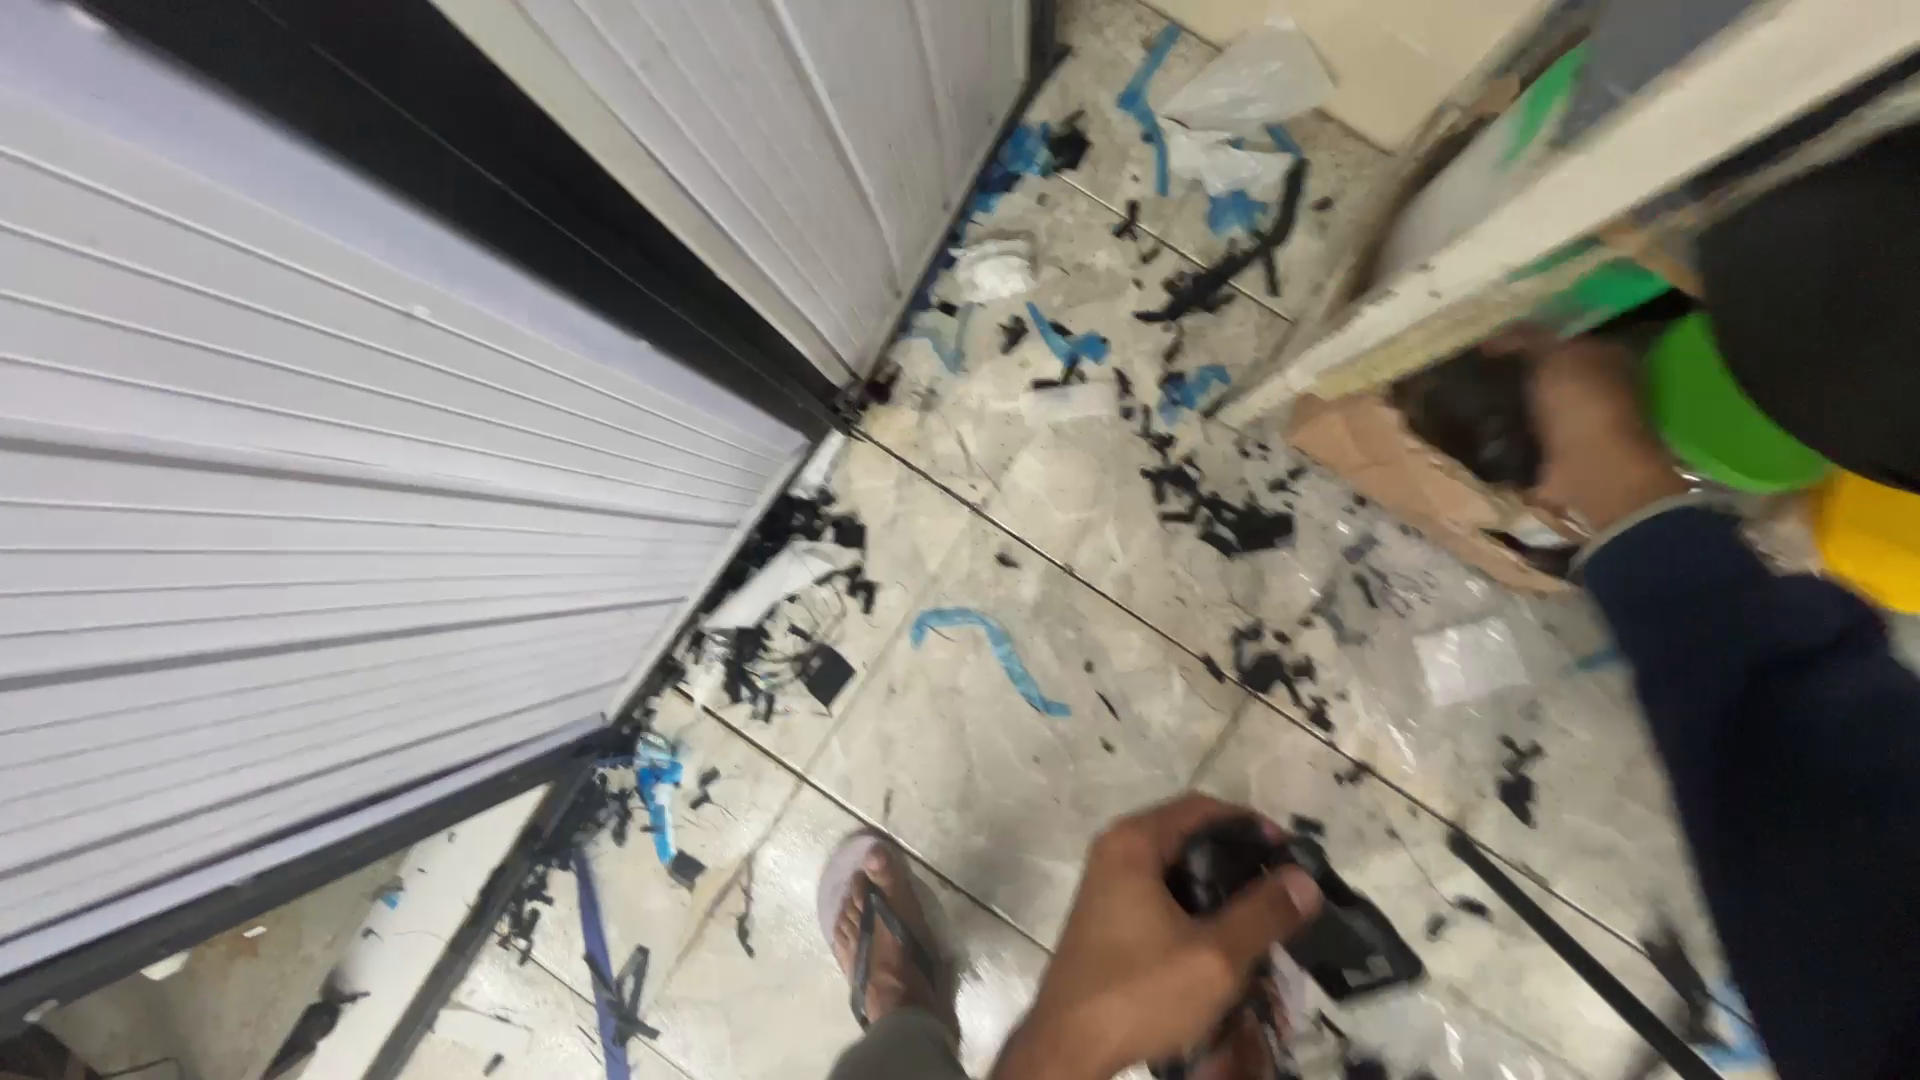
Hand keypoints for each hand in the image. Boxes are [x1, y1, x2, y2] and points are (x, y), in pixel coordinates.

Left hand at [991, 795, 1321, 1079]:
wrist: (1069, 1042)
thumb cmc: (1140, 989)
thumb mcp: (1215, 956)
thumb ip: (1263, 913)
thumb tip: (1304, 878)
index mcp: (1134, 841)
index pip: (1201, 807)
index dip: (1250, 824)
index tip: (1289, 854)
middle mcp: (1116, 847)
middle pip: (1188, 834)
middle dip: (1237, 858)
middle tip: (1281, 889)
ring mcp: (1107, 879)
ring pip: (1176, 866)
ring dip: (1217, 886)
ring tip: (1261, 916)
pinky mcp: (1108, 910)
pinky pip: (1160, 890)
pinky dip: (1194, 904)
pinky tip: (1222, 937)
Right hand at [1489, 328, 1687, 530]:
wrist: (1589, 467)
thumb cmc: (1580, 403)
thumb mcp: (1554, 355)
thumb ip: (1527, 338)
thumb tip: (1492, 338)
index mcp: (1605, 358)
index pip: (1563, 338)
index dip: (1527, 337)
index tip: (1488, 343)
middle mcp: (1594, 389)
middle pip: (1543, 373)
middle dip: (1510, 373)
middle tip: (1470, 371)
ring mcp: (1573, 424)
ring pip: (1528, 406)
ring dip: (1501, 406)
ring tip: (1463, 400)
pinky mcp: (1551, 454)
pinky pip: (1516, 438)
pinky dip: (1496, 437)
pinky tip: (1470, 428)